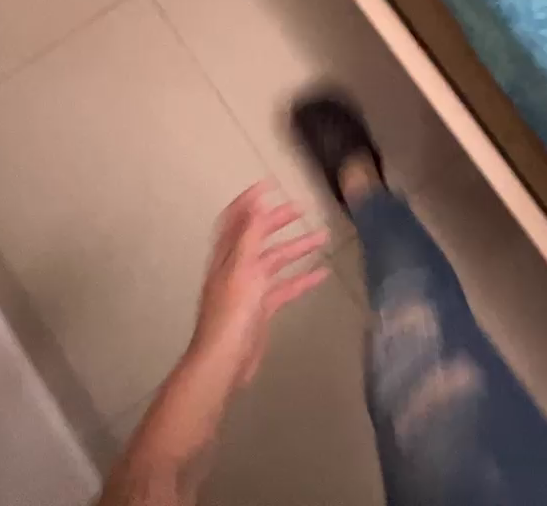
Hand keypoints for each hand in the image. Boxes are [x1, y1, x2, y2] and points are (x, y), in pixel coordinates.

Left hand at [189, 182, 329, 385]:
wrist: (225, 362)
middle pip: (258, 236)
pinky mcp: (262, 309)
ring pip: (276, 260)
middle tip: (301, 208)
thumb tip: (258, 204)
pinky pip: (285, 287)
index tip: (271, 184)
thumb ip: (250, 236)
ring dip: (297, 247)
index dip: (250, 200)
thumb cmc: (231, 313)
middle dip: (278, 220)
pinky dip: (302, 278)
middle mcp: (236, 268)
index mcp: (227, 256)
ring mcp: (250, 289)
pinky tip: (322, 273)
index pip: (235, 219)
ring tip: (322, 237)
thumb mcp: (241, 269)